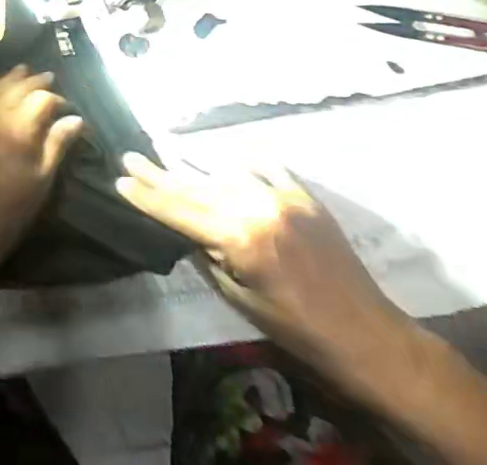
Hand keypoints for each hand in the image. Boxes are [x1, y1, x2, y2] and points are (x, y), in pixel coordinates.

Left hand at [0, 66, 85, 277]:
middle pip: (15, 87)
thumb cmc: (11, 209)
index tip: (67, 107)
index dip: (56, 99)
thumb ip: (57, 144)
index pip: (40, 99)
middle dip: (34, 81)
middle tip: (49, 77)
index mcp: (18, 129)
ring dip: (10, 79)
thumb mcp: (43, 180)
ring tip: (25, 72)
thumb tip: (76, 119)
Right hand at [115, 153, 420, 397]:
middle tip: (130, 157)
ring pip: (225, 172)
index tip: (120, 181)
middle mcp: (256, 209)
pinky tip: (225, 155)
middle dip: (159, 174)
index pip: (178, 210)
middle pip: (195, 186)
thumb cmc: (294, 327)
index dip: (146, 196)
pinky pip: (267, 167)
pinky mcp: (305, 197)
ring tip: (167, 152)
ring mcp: (283, 198)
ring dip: (193, 164)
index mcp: (237, 239)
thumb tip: (186, 228)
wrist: (367, 334)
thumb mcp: (237, 297)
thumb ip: (207, 255)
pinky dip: (243, 161)